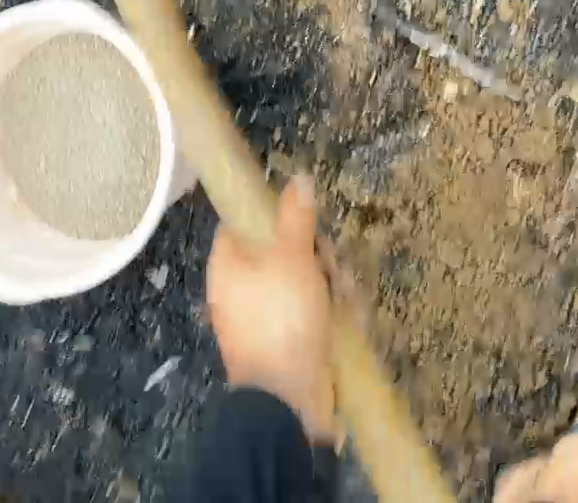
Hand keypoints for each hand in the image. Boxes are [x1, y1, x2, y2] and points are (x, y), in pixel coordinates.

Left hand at [206, 177, 336, 442]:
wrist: (287, 400)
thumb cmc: (281, 317)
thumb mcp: (292, 256)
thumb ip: (296, 215)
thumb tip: (299, 178)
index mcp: (229, 265)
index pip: (243, 222)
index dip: (274, 212)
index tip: (303, 216)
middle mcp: (242, 288)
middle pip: (282, 249)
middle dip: (316, 253)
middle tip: (329, 263)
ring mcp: (265, 316)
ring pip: (304, 279)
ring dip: (330, 282)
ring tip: (343, 295)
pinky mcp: (288, 338)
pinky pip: (312, 309)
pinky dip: (331, 309)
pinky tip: (347, 315)